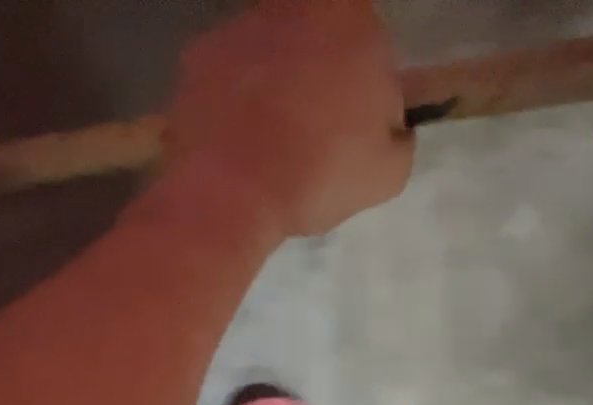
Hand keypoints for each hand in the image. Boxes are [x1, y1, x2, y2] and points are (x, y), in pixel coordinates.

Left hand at [165, 0, 412, 237]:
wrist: (230, 197)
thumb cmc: (318, 175)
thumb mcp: (387, 172)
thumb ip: (397, 135)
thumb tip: (388, 129)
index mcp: (350, 18)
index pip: (364, 38)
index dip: (358, 78)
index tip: (350, 117)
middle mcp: (292, 6)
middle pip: (310, 37)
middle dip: (310, 74)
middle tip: (306, 129)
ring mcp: (237, 28)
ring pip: (263, 53)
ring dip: (266, 86)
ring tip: (262, 142)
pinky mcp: (194, 60)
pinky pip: (221, 78)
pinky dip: (226, 102)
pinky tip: (229, 142)